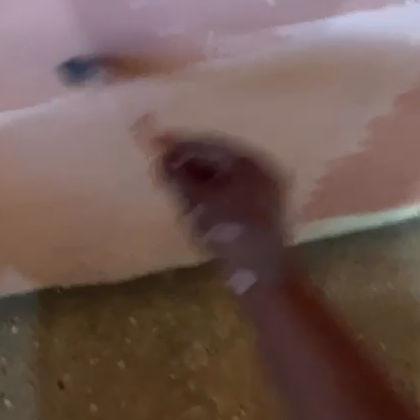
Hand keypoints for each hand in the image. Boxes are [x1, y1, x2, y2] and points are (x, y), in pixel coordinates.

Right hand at [153, 135, 291, 284]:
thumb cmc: (229, 232)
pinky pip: (230, 191)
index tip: (155, 143)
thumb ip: (176, 176)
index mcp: (250, 162)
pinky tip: (192, 200)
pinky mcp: (261, 210)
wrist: (263, 276)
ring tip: (172, 183)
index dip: (179, 144)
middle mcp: (261, 170)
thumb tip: (160, 157)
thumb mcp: (196, 201)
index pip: (208, 144)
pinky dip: (209, 191)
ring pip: (223, 176)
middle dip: (187, 162)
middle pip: (217, 158)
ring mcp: (264, 191)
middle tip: (161, 165)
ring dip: (197, 177)